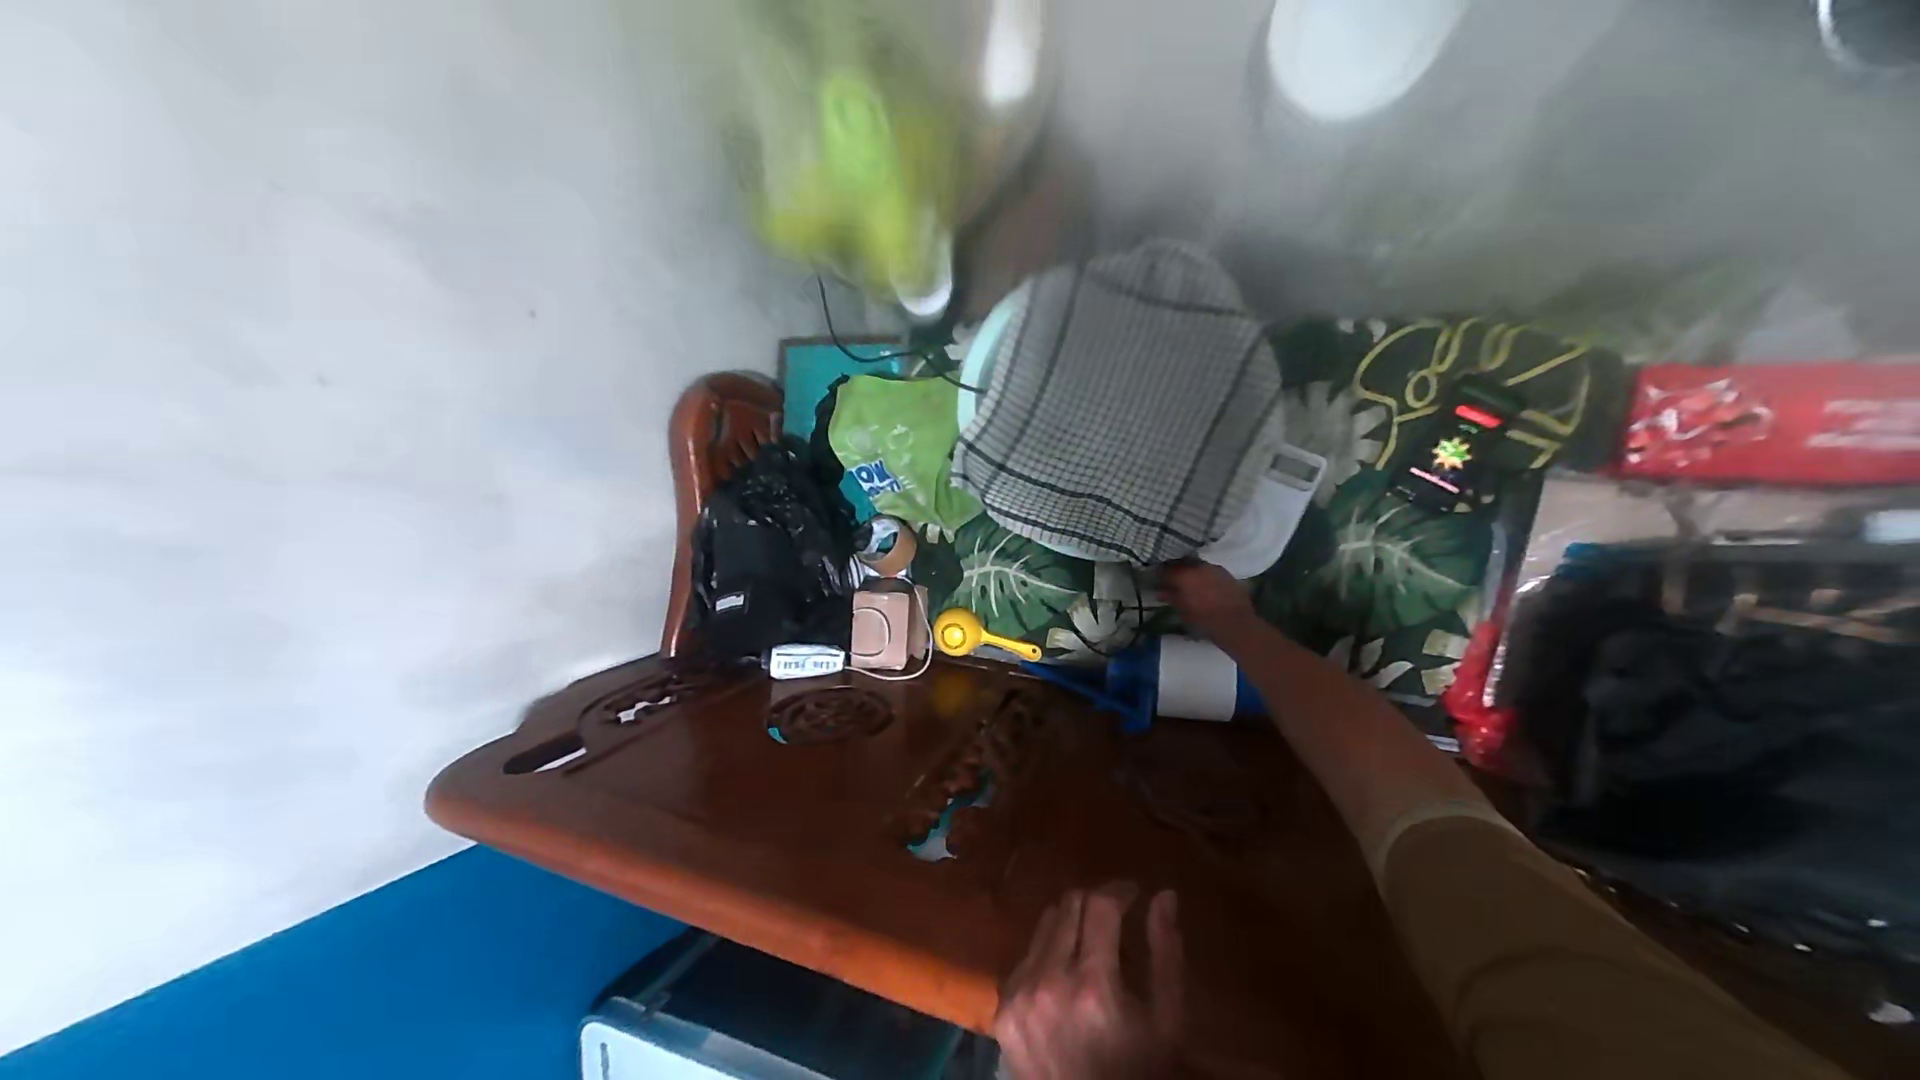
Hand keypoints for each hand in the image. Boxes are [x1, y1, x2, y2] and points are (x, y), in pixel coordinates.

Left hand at [994, 883, 1184, 1079]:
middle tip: (1116, 918)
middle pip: (1068, 906)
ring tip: (1092, 948)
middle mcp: (1049, 981)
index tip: (1133, 894)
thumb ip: (1166, 952)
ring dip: (1070, 924)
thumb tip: (1164, 894)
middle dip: (1096, 903)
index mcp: (1094, 985)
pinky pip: (1025, 957)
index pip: (1099, 904)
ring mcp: (1019, 996)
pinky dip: (1048, 954)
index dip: (1119, 890)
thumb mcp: (1168, 1019)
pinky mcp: (1002, 1010)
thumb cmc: (1140, 1071)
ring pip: (1044, 925)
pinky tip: (1066, 976)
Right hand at [1158, 561, 1258, 644]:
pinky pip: (1210, 571)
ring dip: (1191, 572)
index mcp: (1184, 575)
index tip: (1157, 580)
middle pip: (1181, 563)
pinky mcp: (1226, 573)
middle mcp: (1198, 567)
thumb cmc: (1205, 620)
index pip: (1165, 569)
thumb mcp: (1183, 611)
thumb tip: (1161, 592)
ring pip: (1197, 565)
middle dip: (1175, 570)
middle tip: (1172, 580)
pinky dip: (1204, 576)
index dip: (1159, 574)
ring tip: (1189, 583)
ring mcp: (1214, 568)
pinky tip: (1205, 585)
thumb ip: (1171, 598)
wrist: (1236, 624)